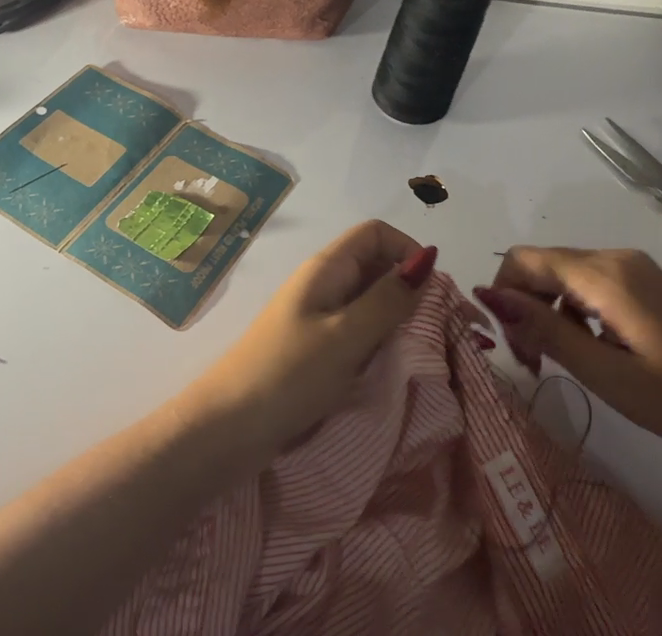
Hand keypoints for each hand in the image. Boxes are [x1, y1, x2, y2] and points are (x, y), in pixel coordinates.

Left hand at [181, 221, 437, 459]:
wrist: (229, 427)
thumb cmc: (289, 375)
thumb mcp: (346, 336)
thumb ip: (388, 299)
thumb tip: (428, 258)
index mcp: (325, 269)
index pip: (375, 234)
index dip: (408, 250)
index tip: (432, 293)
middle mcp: (321, 285)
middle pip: (374, 266)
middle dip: (408, 289)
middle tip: (433, 329)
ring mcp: (315, 318)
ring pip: (367, 302)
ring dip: (395, 320)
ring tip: (414, 352)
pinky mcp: (313, 349)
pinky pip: (355, 331)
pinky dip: (376, 342)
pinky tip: (386, 367)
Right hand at [473, 247, 661, 484]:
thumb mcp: (604, 374)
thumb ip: (543, 329)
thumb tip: (485, 294)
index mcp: (606, 276)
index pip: (524, 261)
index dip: (503, 296)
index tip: (513, 346)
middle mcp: (616, 259)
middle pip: (541, 266)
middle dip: (522, 307)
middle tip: (532, 362)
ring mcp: (634, 269)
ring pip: (562, 276)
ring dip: (545, 312)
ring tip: (556, 361)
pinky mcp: (645, 285)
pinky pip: (588, 284)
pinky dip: (571, 312)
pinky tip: (588, 349)